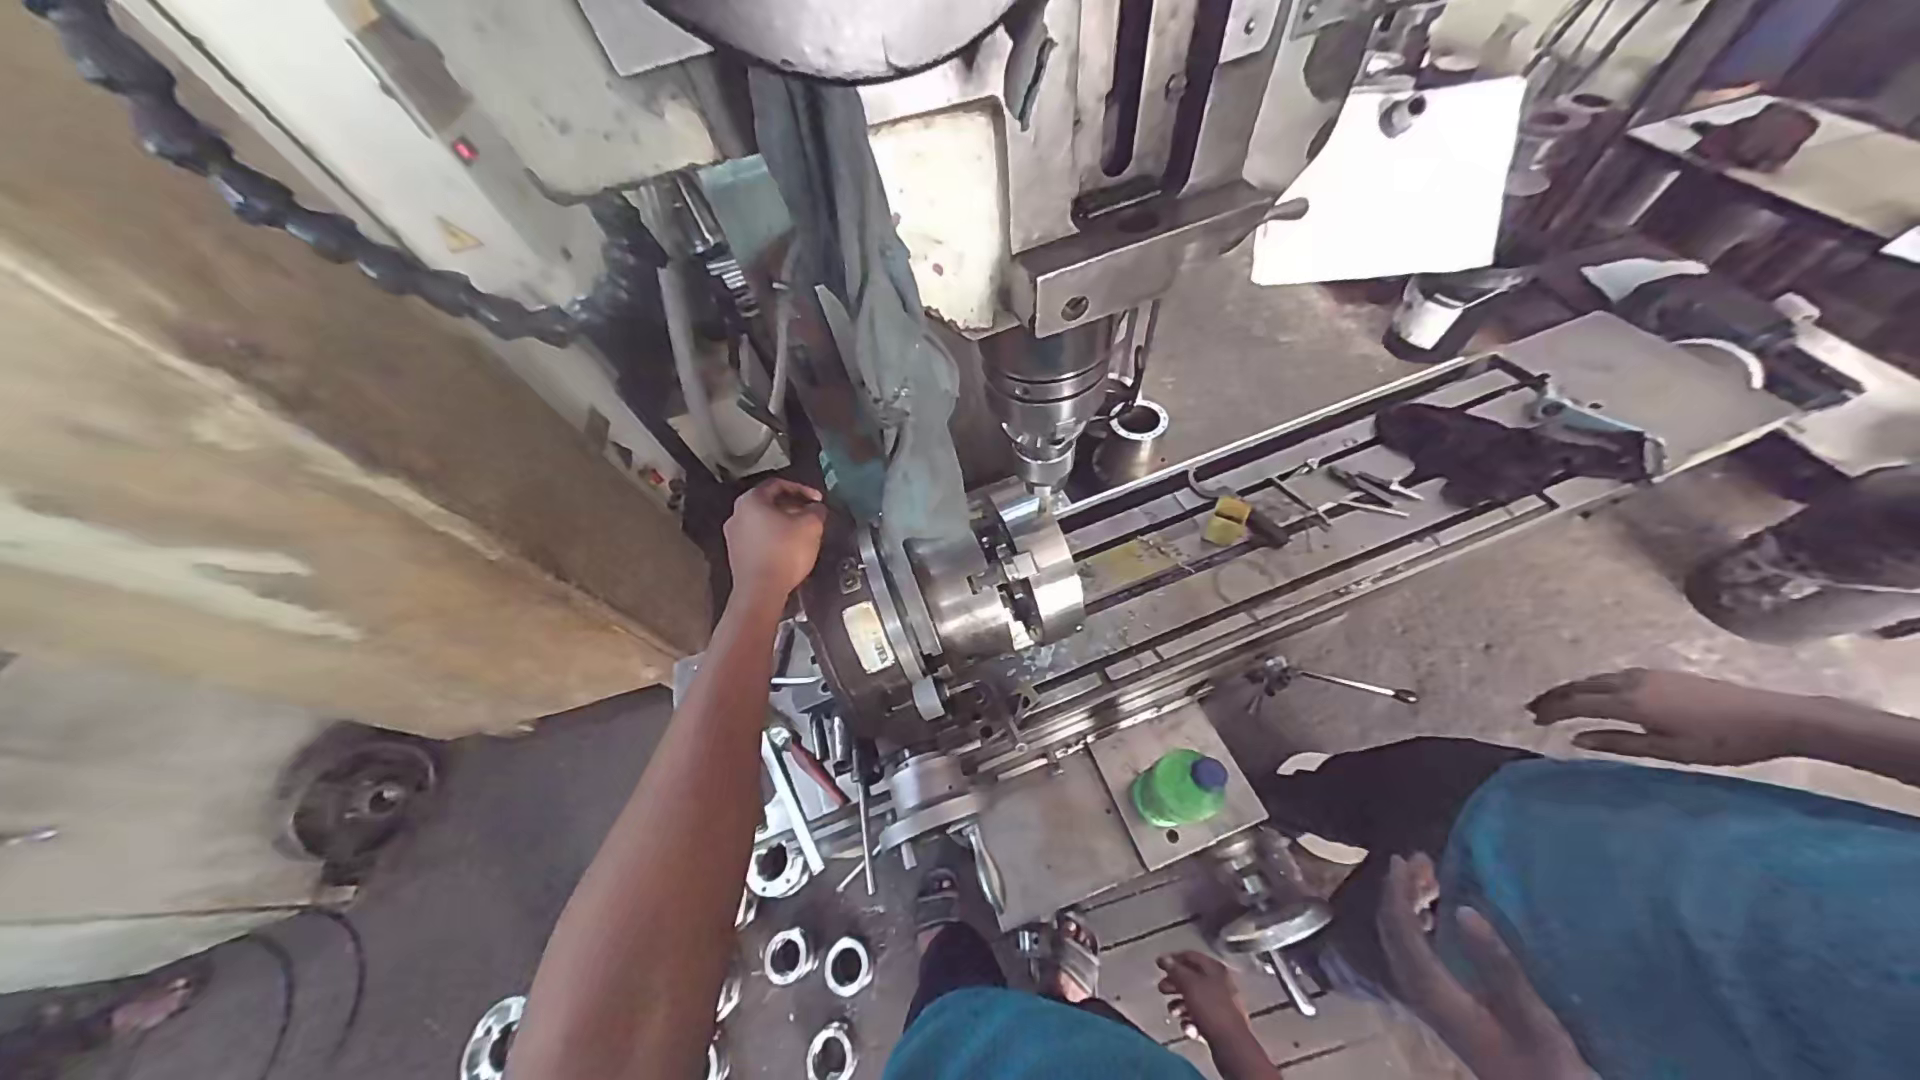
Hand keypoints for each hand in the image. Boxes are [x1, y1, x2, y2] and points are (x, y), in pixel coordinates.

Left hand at [723, 479, 825, 602]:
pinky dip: (775, 538)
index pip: (778, 484)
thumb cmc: (784, 553)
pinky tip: (789, 549)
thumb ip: (816, 510)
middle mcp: (737, 514)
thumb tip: (816, 508)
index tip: (818, 499)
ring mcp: (733, 535)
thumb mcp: (811, 526)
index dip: (802, 489)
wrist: (761, 591)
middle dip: (794, 506)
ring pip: (764, 521)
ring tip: (803, 533)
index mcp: (751, 500)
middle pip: (769, 502)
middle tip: (812, 515)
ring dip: (785, 523)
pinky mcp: (736, 554)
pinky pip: (759, 538)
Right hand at [1156, 951, 1253, 1046]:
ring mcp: (1222, 1005)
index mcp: (1215, 969)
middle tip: (1161, 989)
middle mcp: (1221, 984)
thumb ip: (1175, 970)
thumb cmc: (1210, 1008)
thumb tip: (1164, 958)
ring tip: (1173, 1013)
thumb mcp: (1188, 984)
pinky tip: (1188, 1028)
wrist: (1232, 1045)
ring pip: (1195, 1000)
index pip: (1190, 956)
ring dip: (1180, 1005)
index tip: (1159, 965)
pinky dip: (1191, 1021)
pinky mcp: (1221, 1025)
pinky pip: (1202, 1017)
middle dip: (1174, 984)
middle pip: (1191, 978)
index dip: (1173, 958)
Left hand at [1377, 855, 1592, 1079]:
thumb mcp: (1532, 1018)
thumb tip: (1464, 910)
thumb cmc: (1546, 1068)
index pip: (1399, 927)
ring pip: (1400, 936)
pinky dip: (1415, 922)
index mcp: (1430, 989)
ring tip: (1428, 877)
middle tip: (1420, 860)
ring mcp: (1423, 996)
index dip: (1398, 889)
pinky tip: (1433, 913)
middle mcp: (1416, 989)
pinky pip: (1411, 949)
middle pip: (1393, 927)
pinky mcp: (1436, 1001)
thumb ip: (1497, 964)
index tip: (1404, 859)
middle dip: (1400, 889)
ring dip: (1407, 903)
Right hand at [1528, 668, 1807, 765]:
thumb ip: (1620, 744)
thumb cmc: (1724, 741)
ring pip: (1593, 680)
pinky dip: (1590, 685)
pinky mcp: (1658, 675)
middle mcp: (1629, 683)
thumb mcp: (1671, 750)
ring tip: (1557, 701)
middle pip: (1578, 686)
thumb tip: (1576, 739)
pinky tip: (1593, 694)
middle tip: (1534, 709)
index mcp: (1629, 702)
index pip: (1575, 703)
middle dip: (1553, 697)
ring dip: (1570, 690)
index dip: (1551, 711)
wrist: (1778, 717)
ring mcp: (1645, 675)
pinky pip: (1610, 677)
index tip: (1534, 721)